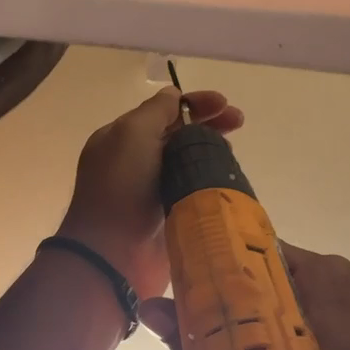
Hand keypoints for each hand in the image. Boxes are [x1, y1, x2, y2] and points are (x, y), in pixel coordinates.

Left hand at [55, 87, 240, 300]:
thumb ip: (155, 112)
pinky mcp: (166, 216)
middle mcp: (134, 160)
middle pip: (177, 134)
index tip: (224, 105)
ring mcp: (151, 189)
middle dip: (207, 124)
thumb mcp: (132, 135)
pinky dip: (207, 180)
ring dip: (210, 151)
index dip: (193, 103)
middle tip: (239, 123)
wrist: (111, 254)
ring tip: (232, 151)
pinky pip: (191, 189)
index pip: (161, 110)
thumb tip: (174, 96)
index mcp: (121, 137)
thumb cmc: (119, 187)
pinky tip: (224, 179)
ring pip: (186, 161)